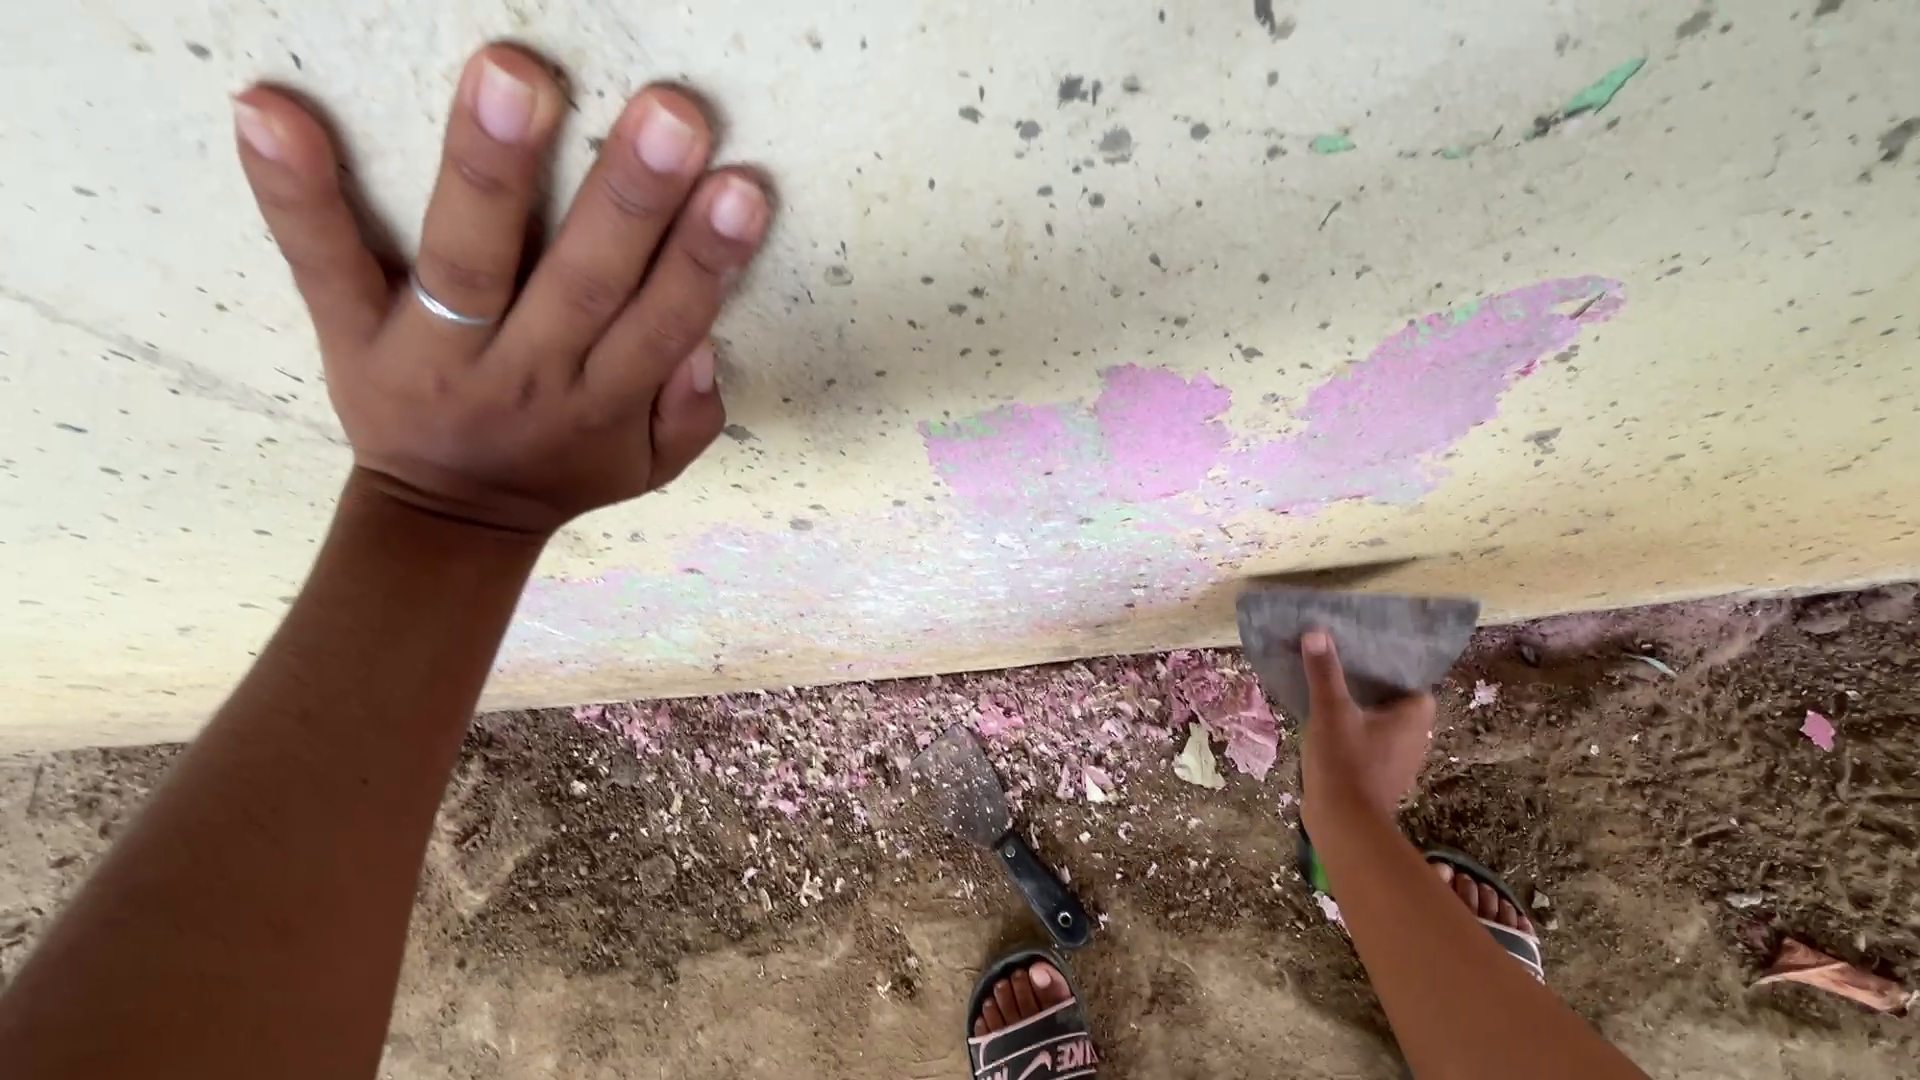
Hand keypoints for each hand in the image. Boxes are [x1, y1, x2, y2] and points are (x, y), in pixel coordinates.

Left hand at [232, 44, 769, 535]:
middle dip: (630, 201)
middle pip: (584, 284)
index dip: (705, 260)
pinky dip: (294, 194)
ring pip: (468, 263)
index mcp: (603, 403)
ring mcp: (435, 353)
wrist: (452, 517)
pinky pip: (321, 264)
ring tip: (515, 75)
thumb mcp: (652, 467)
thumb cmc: (565, 471)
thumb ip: (692, 414)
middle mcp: (527, 375)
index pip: (665, 324)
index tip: (741, 191)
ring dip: (490, 170)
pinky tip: (271, 111)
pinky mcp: (352, 335)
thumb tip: (702, 342)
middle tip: (669, 115)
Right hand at [1299, 630, 1436, 833]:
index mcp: (1414, 717)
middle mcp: (1414, 736)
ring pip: (1378, 718)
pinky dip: (1351, 724)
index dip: (1388, 661)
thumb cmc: (1346, 763)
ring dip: (1357, 703)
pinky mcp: (1376, 772)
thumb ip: (1324, 672)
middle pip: (1392, 697)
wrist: (1344, 823)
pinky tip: (1323, 716)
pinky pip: (1366, 736)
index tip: (1362, 646)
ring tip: (1327, 682)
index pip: (1409, 678)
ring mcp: (1396, 756)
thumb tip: (1316, 632)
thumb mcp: (1331, 711)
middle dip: (1367, 679)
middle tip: (1338, 658)